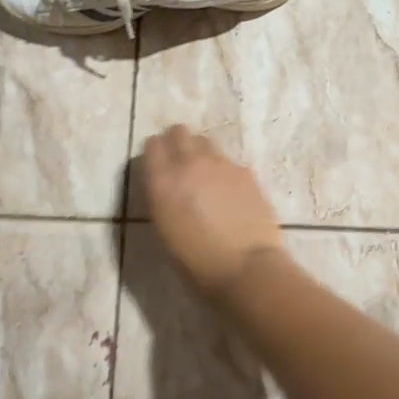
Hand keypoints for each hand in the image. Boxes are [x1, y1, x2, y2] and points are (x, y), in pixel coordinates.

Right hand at [141, 125, 282, 296]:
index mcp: (163, 181)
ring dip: (200, 152)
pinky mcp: (245, 171)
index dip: (155, 152)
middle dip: (177, 142)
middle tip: (179, 163)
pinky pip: (228, 161)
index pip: (152, 145)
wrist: (245, 266)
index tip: (157, 163)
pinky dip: (223, 170)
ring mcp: (221, 164)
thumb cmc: (196, 260)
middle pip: (179, 132)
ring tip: (204, 175)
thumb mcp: (164, 229)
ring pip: (205, 141)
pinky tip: (228, 191)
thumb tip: (166, 183)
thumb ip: (162, 197)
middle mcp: (190, 163)